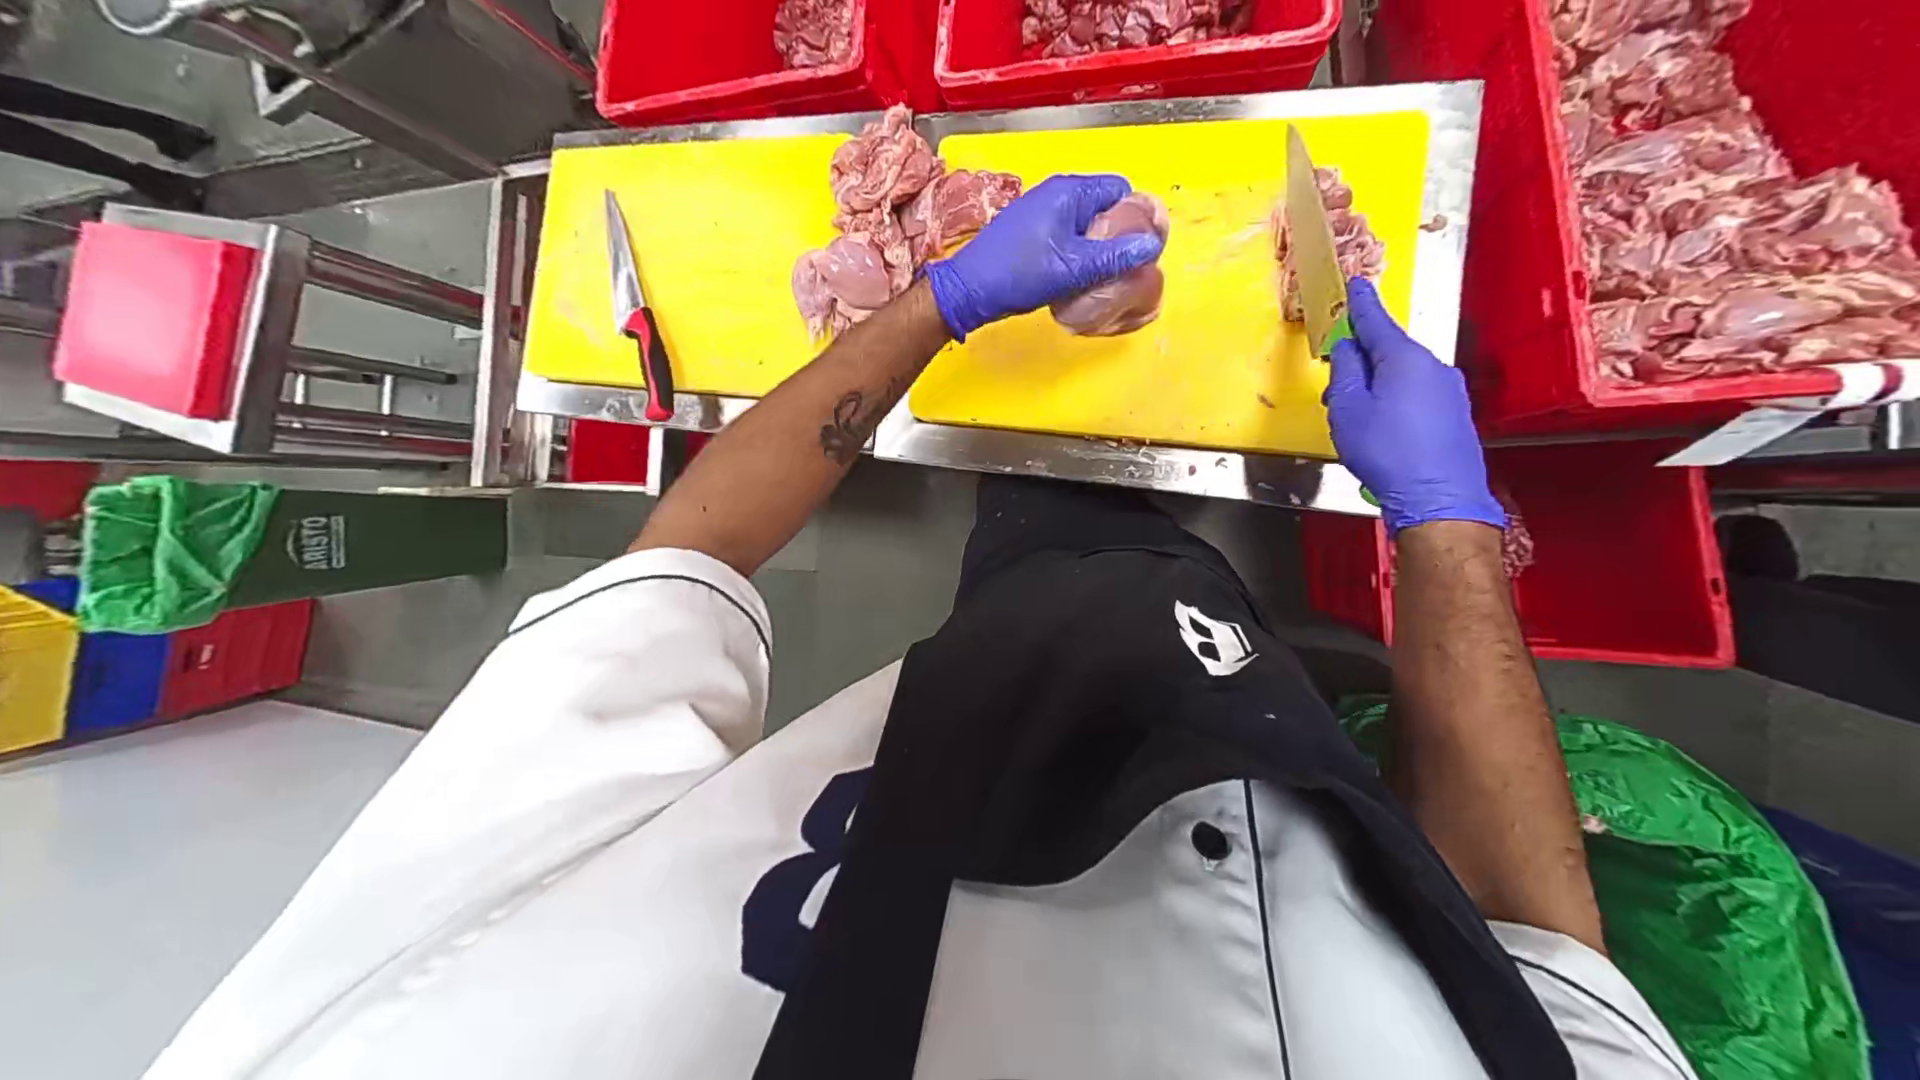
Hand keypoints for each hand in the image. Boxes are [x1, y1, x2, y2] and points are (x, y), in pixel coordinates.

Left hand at [924, 174, 1165, 339]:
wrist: (968, 291)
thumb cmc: (1016, 274)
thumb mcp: (1072, 268)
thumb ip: (1113, 256)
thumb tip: (1150, 246)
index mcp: (1068, 191)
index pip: (1120, 190)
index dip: (1134, 218)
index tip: (1138, 248)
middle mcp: (1055, 194)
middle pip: (1103, 208)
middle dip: (1116, 236)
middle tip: (1120, 267)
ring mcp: (1041, 213)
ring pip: (1085, 226)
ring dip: (1095, 249)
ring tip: (1098, 276)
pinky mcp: (1031, 233)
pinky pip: (1067, 238)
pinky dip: (1076, 255)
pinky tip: (1075, 278)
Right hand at [1325, 278, 1504, 534]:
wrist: (1437, 494)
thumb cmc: (1385, 450)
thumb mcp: (1348, 409)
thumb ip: (1345, 372)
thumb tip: (1347, 347)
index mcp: (1403, 359)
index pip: (1378, 322)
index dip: (1362, 304)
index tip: (1356, 284)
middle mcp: (1432, 366)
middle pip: (1390, 352)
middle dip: (1363, 360)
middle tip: (1338, 381)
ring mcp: (1449, 389)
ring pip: (1403, 375)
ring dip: (1377, 385)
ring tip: (1358, 415)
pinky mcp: (1454, 412)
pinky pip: (1417, 394)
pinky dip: (1395, 400)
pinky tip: (1383, 426)